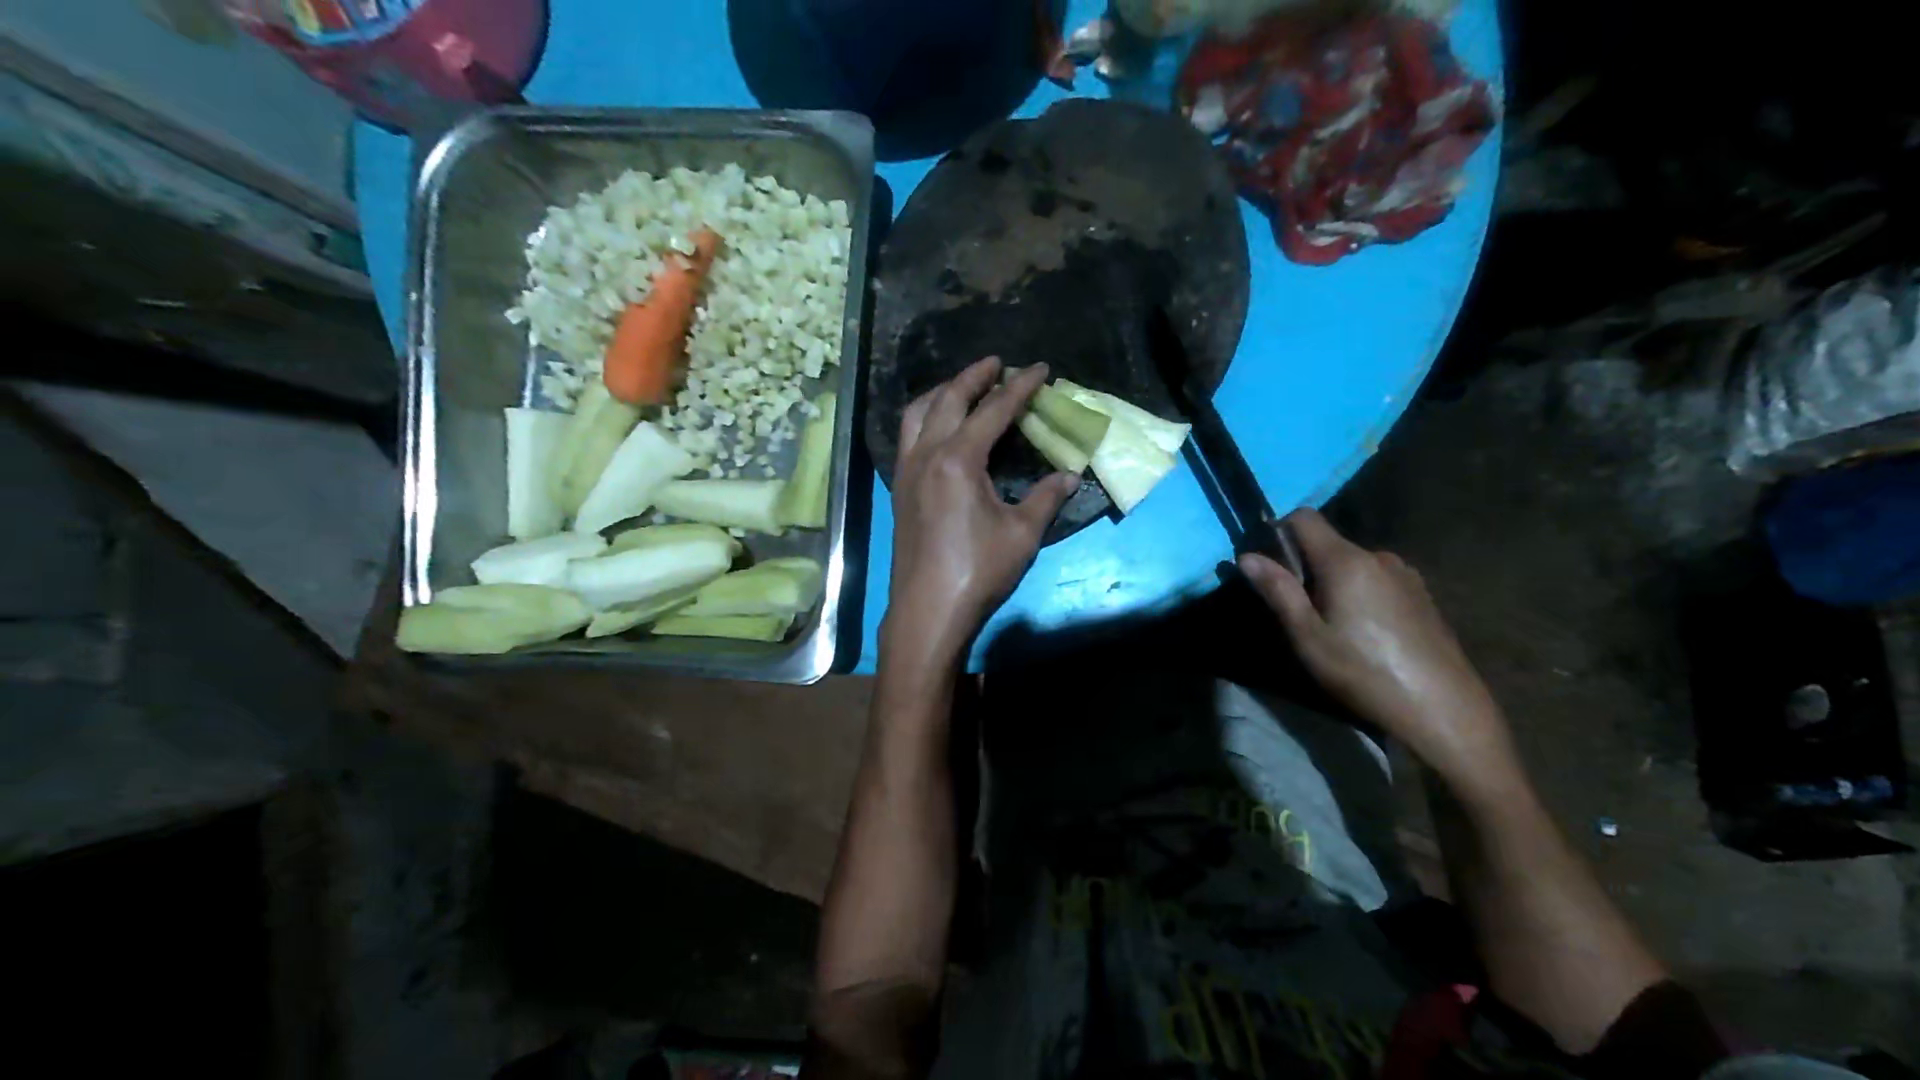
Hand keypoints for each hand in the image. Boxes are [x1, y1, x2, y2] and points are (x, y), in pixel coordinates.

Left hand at [884, 357, 1078, 666]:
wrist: (928, 609)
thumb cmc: (978, 571)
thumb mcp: (1022, 534)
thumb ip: (1045, 498)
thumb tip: (1069, 476)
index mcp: (958, 459)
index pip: (994, 410)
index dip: (1020, 386)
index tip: (1040, 368)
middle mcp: (927, 455)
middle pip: (948, 400)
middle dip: (974, 376)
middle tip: (997, 363)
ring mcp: (907, 471)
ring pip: (918, 414)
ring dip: (941, 393)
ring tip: (962, 386)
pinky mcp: (899, 490)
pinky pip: (908, 437)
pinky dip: (925, 419)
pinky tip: (938, 429)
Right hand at [1240, 509, 1521, 796]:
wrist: (1444, 710)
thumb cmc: (1363, 672)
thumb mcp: (1307, 637)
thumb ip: (1278, 591)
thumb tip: (1246, 556)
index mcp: (1346, 561)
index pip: (1304, 518)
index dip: (1279, 531)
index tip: (1270, 566)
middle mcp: (1378, 556)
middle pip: (1328, 544)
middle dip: (1306, 566)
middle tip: (1299, 612)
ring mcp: (1406, 575)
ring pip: (1354, 564)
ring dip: (1335, 582)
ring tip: (1334, 627)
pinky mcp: (1422, 595)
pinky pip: (1377, 580)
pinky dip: (1361, 594)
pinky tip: (1367, 634)